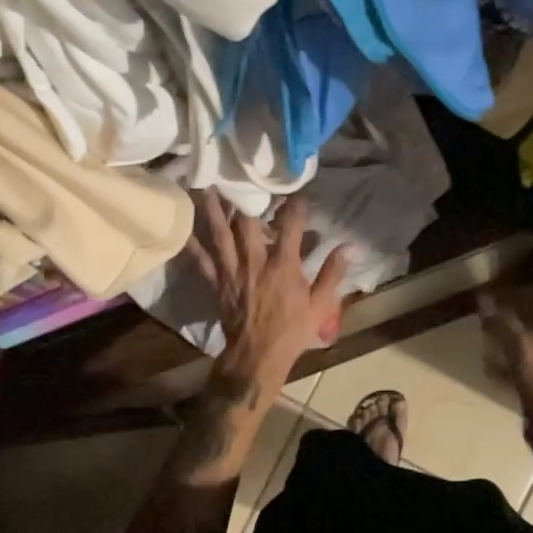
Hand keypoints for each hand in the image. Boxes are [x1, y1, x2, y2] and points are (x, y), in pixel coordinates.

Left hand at [191, 192, 348, 393]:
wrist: (257, 356)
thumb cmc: (291, 332)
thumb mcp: (320, 305)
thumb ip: (333, 273)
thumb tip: (350, 247)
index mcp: (283, 265)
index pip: (291, 226)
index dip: (295, 205)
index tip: (297, 191)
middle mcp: (255, 261)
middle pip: (248, 222)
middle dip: (244, 197)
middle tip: (239, 175)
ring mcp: (232, 271)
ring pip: (221, 234)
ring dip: (213, 209)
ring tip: (206, 185)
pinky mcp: (216, 283)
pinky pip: (201, 261)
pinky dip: (191, 245)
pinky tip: (182, 228)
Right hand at [477, 294, 532, 453]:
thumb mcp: (522, 351)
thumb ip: (503, 325)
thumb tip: (482, 296)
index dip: (514, 301)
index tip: (489, 297)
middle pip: (528, 329)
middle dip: (506, 324)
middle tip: (481, 319)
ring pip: (521, 352)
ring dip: (502, 347)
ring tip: (481, 342)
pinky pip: (516, 373)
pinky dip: (503, 369)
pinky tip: (489, 371)